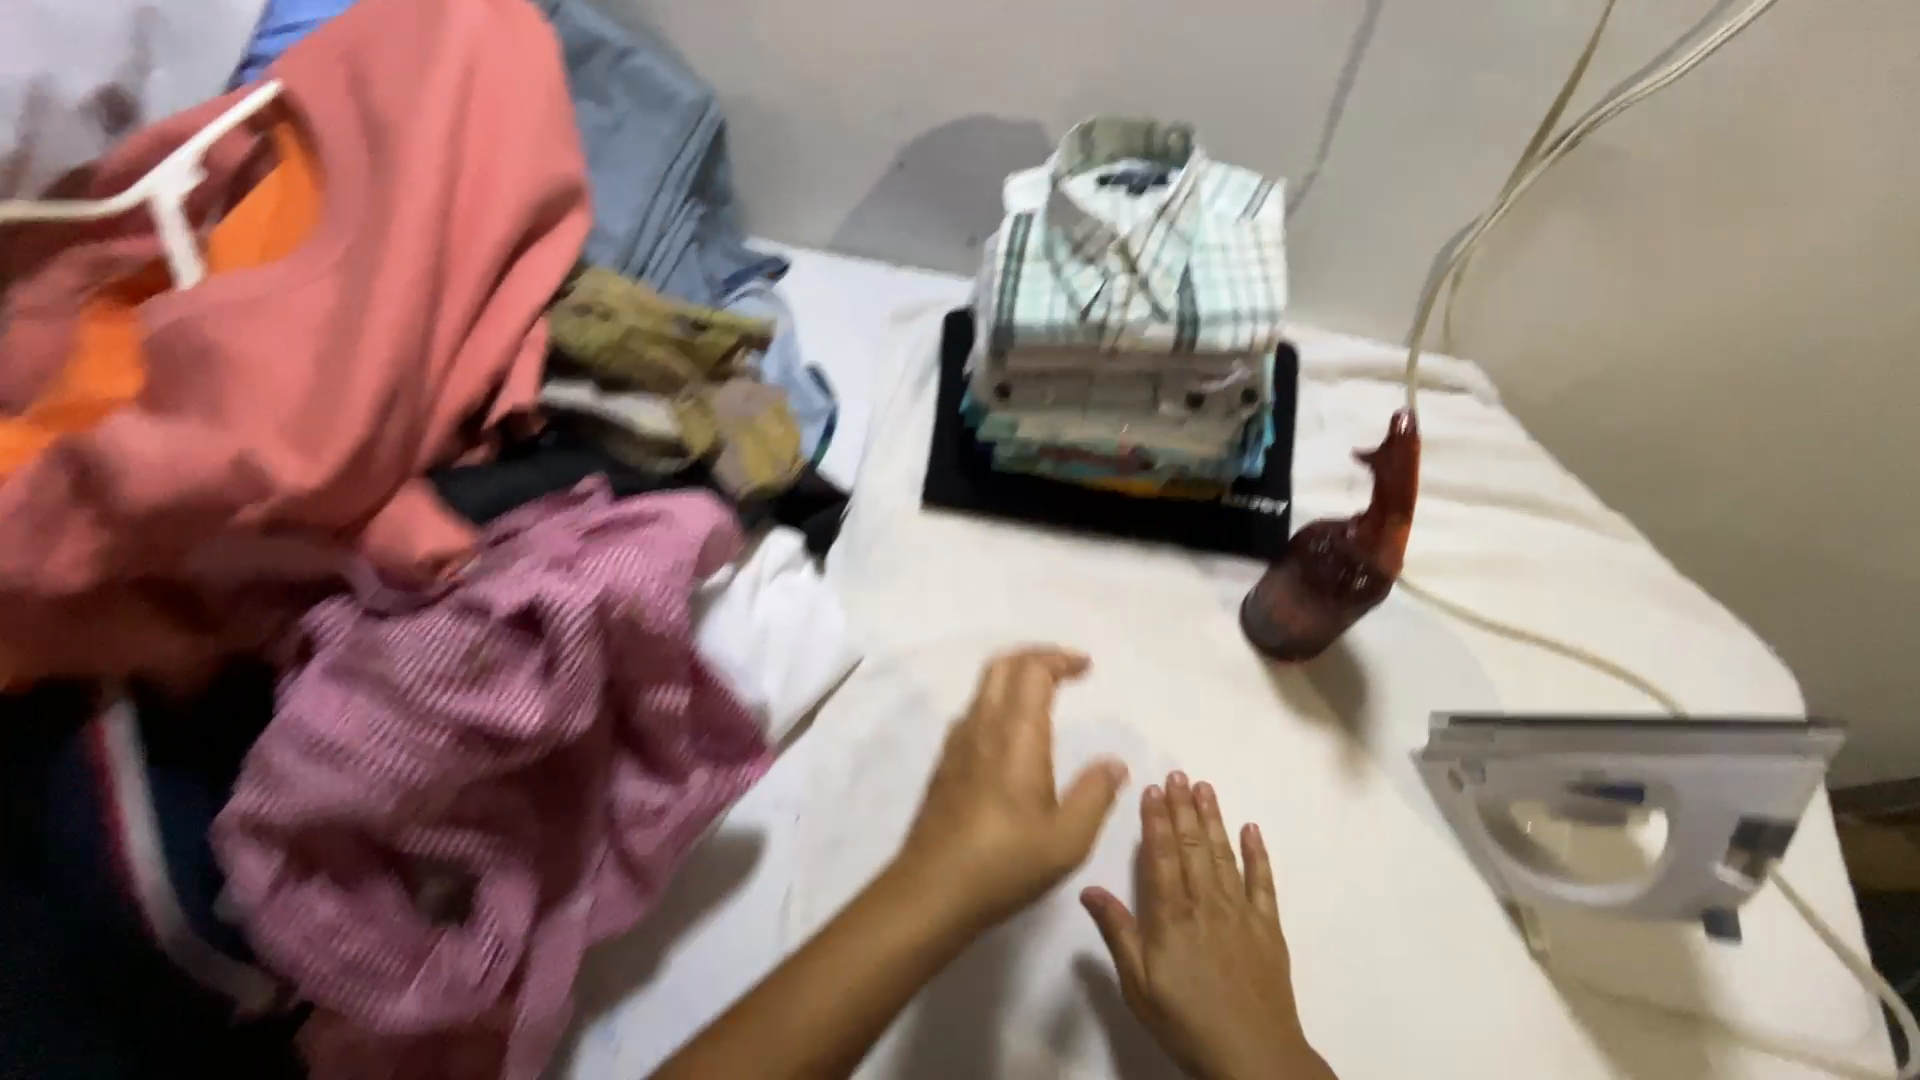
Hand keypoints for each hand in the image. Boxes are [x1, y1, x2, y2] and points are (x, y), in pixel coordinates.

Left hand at [895, 646, 1127, 929]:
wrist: (931, 890)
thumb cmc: (1005, 863)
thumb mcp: (1068, 839)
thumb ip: (1095, 794)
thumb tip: (1114, 763)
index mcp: (1016, 735)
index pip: (1033, 670)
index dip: (1060, 659)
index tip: (1086, 666)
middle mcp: (982, 727)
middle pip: (1003, 665)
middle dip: (1036, 655)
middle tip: (1066, 667)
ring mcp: (957, 744)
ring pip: (983, 686)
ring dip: (1015, 676)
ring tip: (1044, 693)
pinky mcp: (945, 764)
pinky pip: (973, 711)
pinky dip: (998, 700)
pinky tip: (1012, 733)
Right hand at [1081, 772, 1332, 1079]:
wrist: (1254, 1059)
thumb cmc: (1186, 1021)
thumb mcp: (1138, 985)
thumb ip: (1118, 933)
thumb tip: (1089, 888)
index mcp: (1171, 915)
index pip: (1161, 856)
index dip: (1156, 820)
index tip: (1152, 789)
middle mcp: (1205, 903)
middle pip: (1192, 846)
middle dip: (1183, 807)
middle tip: (1178, 774)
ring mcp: (1240, 912)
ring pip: (1223, 855)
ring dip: (1213, 819)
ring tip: (1205, 787)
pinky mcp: (1268, 927)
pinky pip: (1263, 883)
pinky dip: (1258, 854)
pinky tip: (1251, 829)